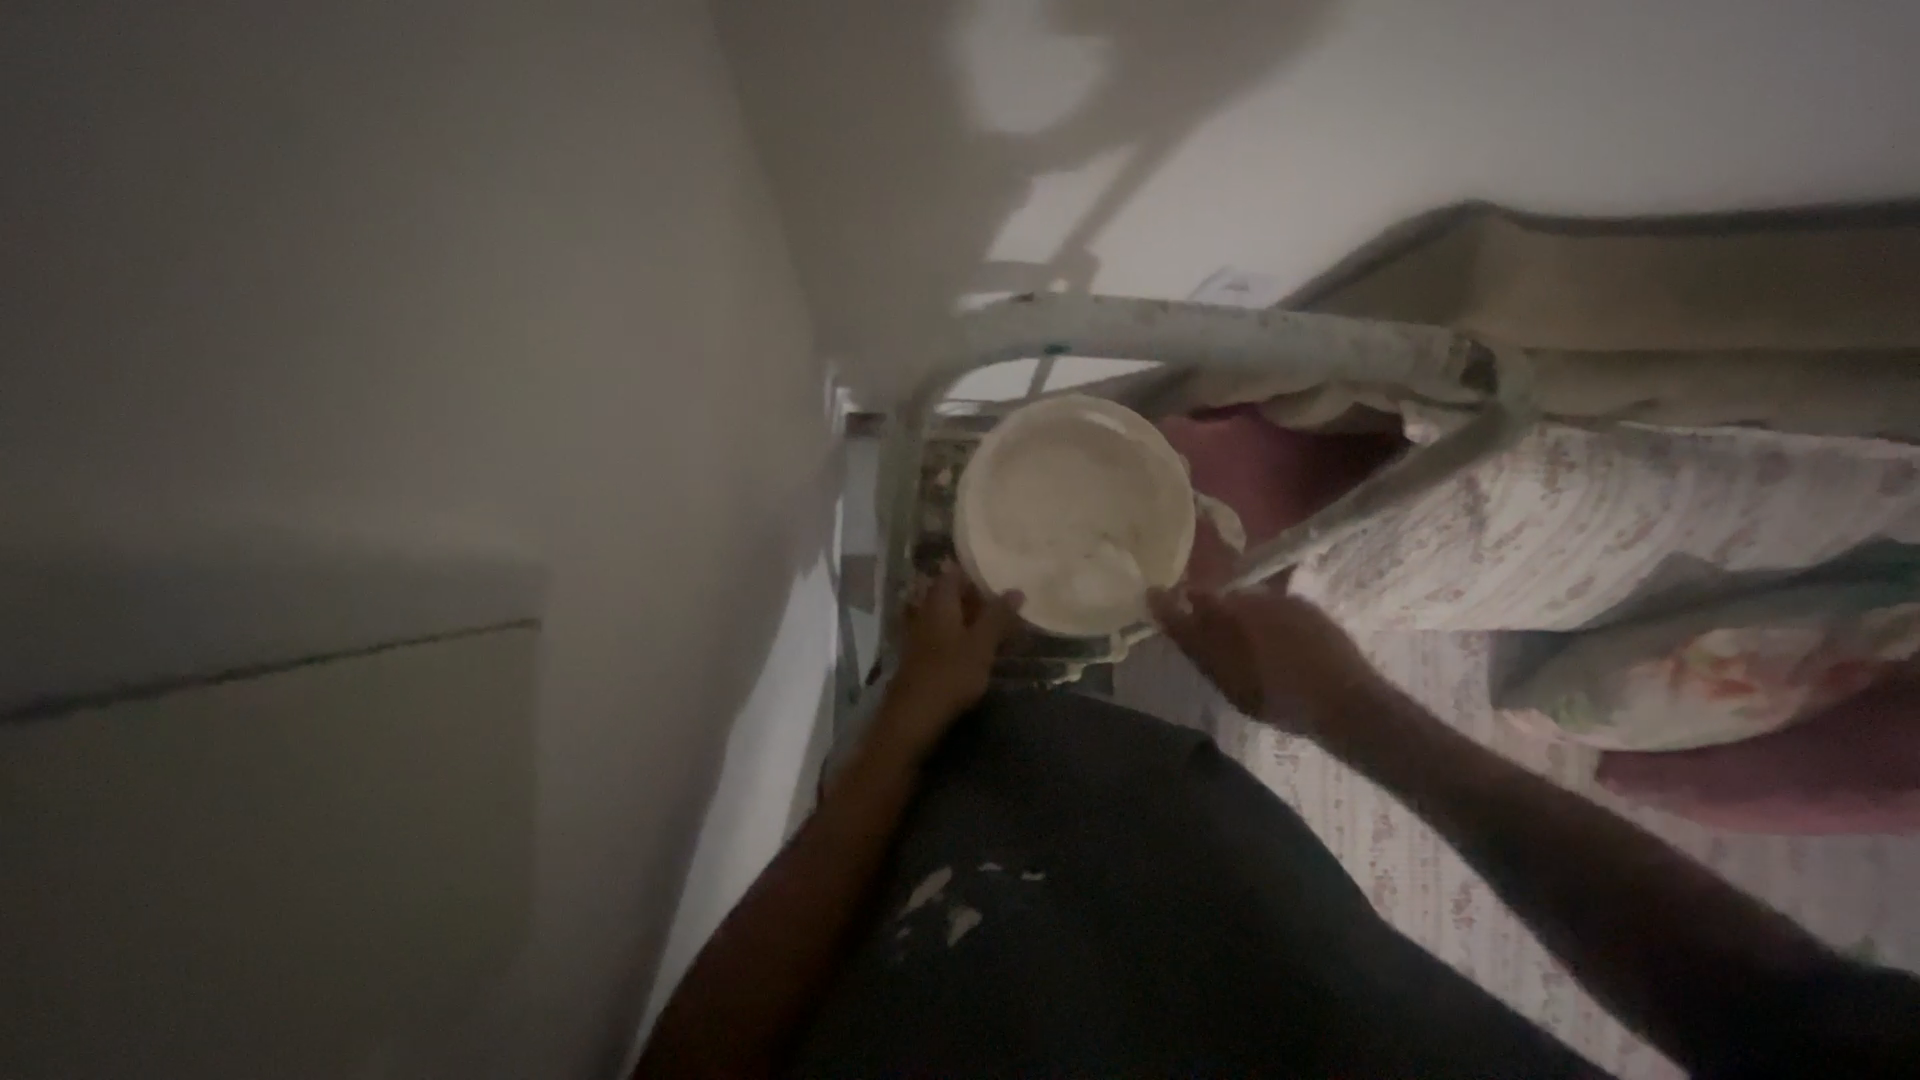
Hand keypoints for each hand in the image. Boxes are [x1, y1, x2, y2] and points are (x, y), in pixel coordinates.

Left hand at [872, 563, 1023, 761]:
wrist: (913, 716)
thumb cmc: (950, 674)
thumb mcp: (982, 645)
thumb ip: (998, 617)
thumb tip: (1016, 590)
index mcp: (938, 602)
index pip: (954, 574)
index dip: (976, 574)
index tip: (1001, 579)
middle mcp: (924, 612)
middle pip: (950, 595)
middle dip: (977, 599)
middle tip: (1006, 606)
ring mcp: (918, 635)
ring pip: (947, 617)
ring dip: (970, 620)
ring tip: (999, 629)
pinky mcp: (918, 657)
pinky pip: (942, 637)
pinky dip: (960, 638)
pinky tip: (978, 651)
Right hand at [1147, 575, 1382, 736]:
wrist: (1343, 698)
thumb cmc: (1279, 702)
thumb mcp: (1230, 684)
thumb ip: (1201, 651)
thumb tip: (1176, 621)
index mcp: (1219, 625)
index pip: (1180, 607)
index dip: (1164, 602)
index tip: (1153, 596)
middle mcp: (1241, 604)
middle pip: (1213, 599)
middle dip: (1206, 607)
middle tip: (1209, 627)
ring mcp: (1274, 600)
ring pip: (1244, 599)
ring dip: (1238, 611)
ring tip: (1248, 637)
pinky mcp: (1301, 603)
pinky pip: (1273, 603)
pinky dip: (1267, 616)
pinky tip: (1279, 638)